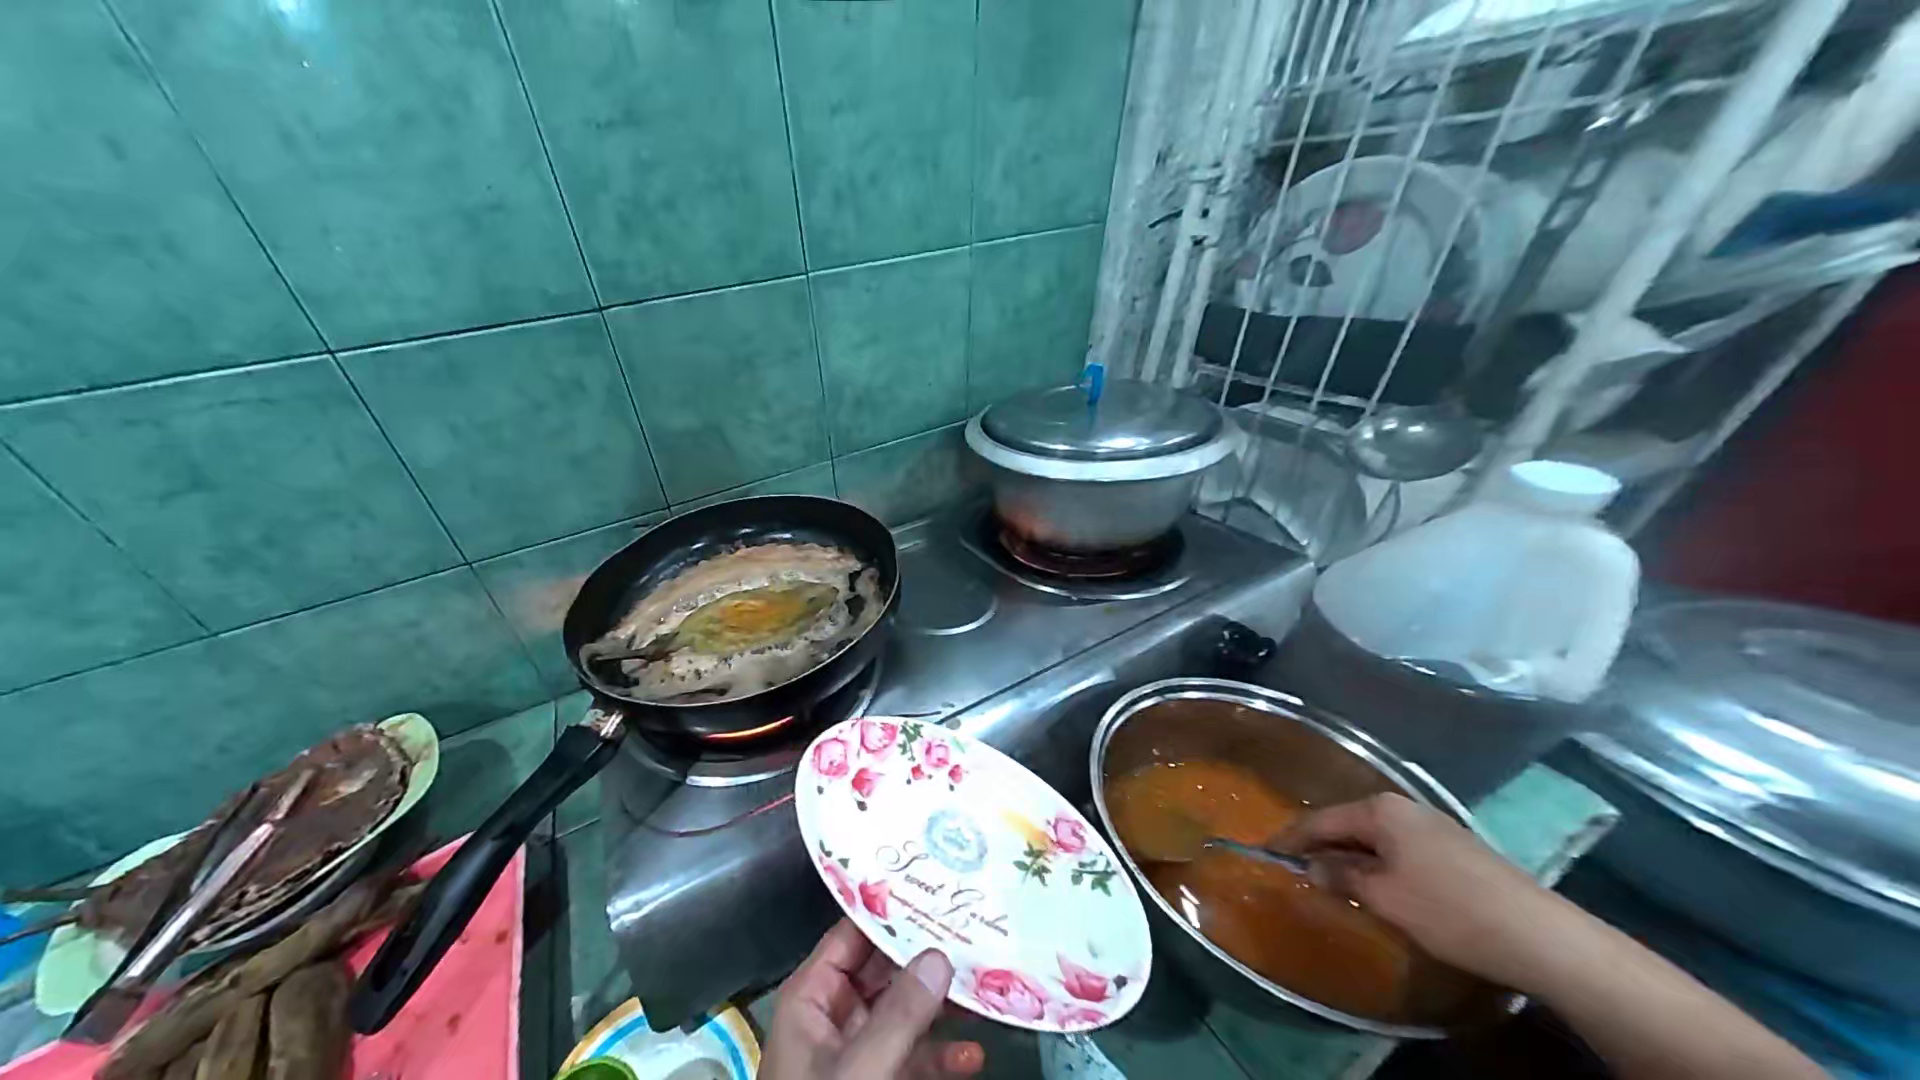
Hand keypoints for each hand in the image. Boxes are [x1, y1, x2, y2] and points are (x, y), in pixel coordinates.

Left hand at [762, 919, 985, 1079]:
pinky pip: (914, 1058)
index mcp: (814, 998)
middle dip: (930, 957)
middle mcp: (835, 1016)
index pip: (853, 933)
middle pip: (887, 969)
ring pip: (906, 1012)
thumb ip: (899, 1016)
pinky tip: (973, 1059)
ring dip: (944, 1007)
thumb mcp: (859, 1073)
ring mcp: (858, 1052)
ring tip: (986, 989)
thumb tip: (939, 955)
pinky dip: (942, 1058)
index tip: (939, 887)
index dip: (893, 909)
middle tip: (976, 931)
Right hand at [1293, 793, 1590, 990]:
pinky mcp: (1453, 847)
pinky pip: (1397, 846)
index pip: (1320, 819)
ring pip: (1374, 836)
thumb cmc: (1449, 910)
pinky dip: (1377, 860)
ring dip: (1349, 854)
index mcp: (1380, 810)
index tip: (1265, 852)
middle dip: (1320, 844)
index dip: (1291, 838)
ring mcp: (1431, 824)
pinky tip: (1375, 882)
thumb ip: (1341, 877)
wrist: (1542, 935)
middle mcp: (1403, 806)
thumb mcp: (1385, 897)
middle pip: (1347, 823)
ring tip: (1328, 876)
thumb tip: (1311, 868)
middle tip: (1294, 866)